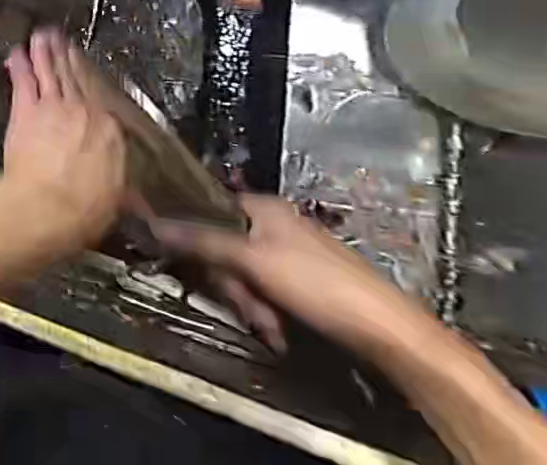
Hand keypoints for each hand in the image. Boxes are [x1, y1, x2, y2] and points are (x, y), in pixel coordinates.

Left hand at [0, 27, 126, 248]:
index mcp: (112, 131)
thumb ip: (124, 189)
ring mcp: (54, 107)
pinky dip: (20, 65)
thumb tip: (144, 208)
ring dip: (45, 52)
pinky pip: (24, 81)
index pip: (100, 98)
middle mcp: (85, 112)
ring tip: (41, 35)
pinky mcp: (27, 110)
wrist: (51, 203)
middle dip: (65, 56)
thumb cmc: (88, 207)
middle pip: (74, 77)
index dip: (88, 79)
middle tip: (58, 36)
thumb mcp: (118, 197)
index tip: (82, 66)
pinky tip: (16, 53)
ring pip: (51, 72)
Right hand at [150, 196, 429, 353]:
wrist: (397, 339)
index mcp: (263, 206)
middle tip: (242, 302)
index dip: (191, 232)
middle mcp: (275, 224)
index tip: (188, 259)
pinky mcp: (306, 282)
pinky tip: (277, 327)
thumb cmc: (321, 286)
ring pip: (243, 271)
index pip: (204, 206)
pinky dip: (267, 309)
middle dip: (229, 281)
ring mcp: (292, 253)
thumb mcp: (249, 260)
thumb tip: (150, 222)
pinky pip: (266, 288)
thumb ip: (197, 239)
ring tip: (268, 323)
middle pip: (222, 244)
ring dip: (248, 301)